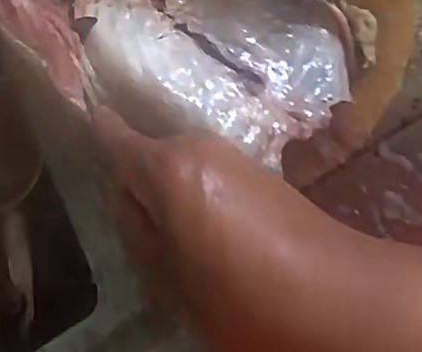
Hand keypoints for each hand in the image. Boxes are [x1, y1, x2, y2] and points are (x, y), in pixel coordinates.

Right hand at [93, 110, 373, 348]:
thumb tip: (124, 197)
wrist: (341, 298)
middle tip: (144, 232)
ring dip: (171, 192)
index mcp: (167, 165)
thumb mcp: (174, 280)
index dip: (95, 130)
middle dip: (139, 184)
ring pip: (178, 163)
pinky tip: (214, 235)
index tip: (80, 122)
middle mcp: (195, 143)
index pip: (113, 134)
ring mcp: (229, 152)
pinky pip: (207, 171)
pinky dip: (199, 194)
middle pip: (146, 153)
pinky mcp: (256, 167)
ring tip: (181, 240)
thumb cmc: (245, 295)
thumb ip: (138, 232)